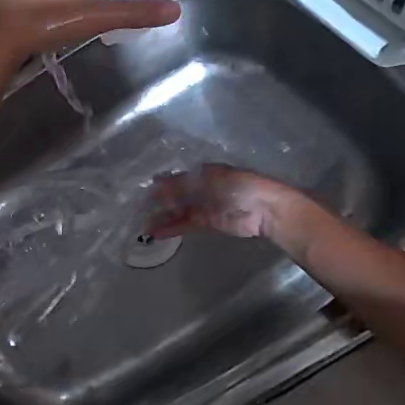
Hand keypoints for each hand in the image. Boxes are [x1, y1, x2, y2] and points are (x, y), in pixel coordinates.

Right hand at [146, 164, 304, 241]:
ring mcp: (205, 205)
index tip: (146, 187)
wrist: (264, 209)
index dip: (164, 182)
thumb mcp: (209, 179)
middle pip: (177, 194)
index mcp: (205, 172)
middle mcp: (203, 187)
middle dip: (160, 200)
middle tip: (139, 206)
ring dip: (163, 217)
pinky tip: (156, 232)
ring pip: (179, 211)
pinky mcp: (207, 222)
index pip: (179, 176)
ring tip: (143, 224)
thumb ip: (183, 184)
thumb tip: (158, 184)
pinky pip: (185, 223)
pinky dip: (171, 227)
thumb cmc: (239, 186)